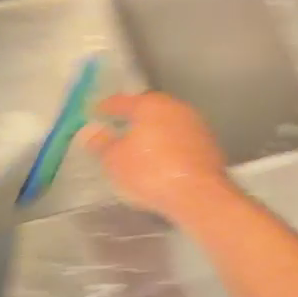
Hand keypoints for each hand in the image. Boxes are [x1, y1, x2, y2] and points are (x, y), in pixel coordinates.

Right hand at [79, 92, 239, 226]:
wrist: (199, 195)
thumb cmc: (151, 173)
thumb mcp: (115, 160)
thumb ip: (100, 143)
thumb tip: (89, 131)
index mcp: (150, 105)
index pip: (121, 101)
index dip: (105, 108)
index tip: (94, 113)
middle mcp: (175, 107)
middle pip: (148, 109)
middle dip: (133, 118)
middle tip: (117, 128)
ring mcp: (195, 125)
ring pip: (167, 124)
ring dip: (153, 132)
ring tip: (139, 147)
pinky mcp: (208, 145)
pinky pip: (180, 140)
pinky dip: (168, 146)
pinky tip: (161, 160)